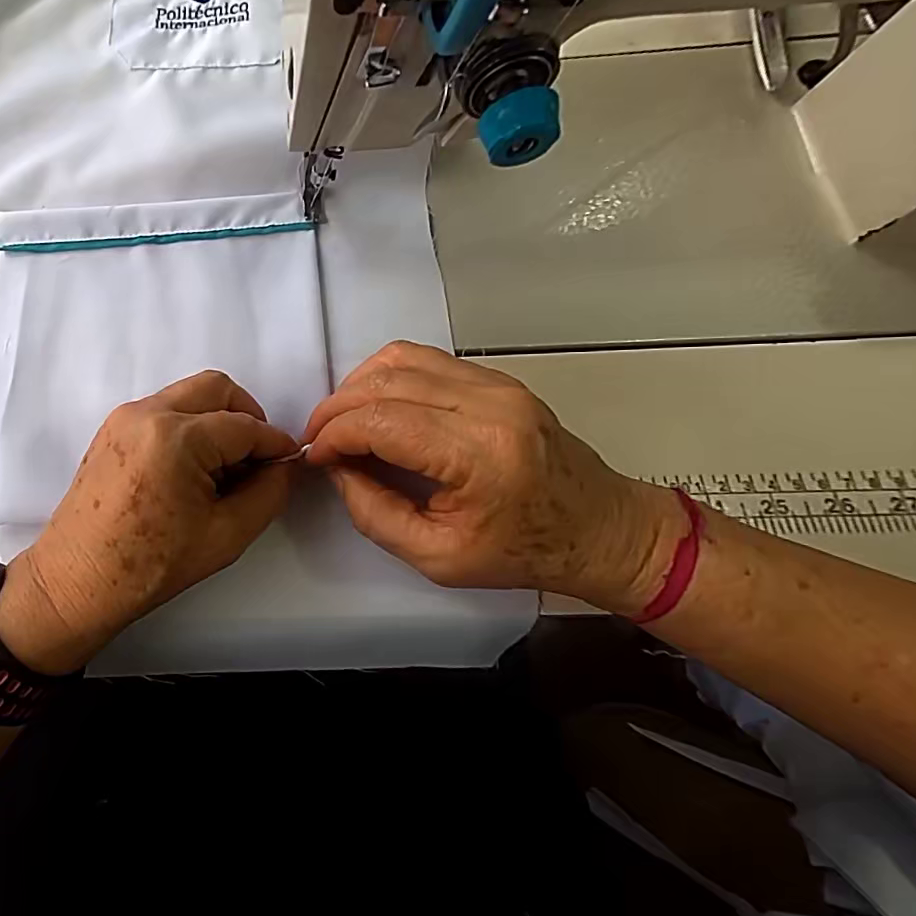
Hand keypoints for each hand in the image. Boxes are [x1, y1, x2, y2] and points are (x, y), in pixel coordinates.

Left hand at [0, 370, 300, 671]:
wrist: (78, 577)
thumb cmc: (148, 564)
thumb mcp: (226, 534)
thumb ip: (268, 492)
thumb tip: (282, 466)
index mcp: (176, 437)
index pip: (245, 425)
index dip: (274, 445)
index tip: (287, 464)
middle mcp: (146, 414)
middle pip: (215, 389)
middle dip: (246, 418)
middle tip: (256, 459)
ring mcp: (123, 419)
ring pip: (186, 397)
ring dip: (215, 421)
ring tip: (222, 471)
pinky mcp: (110, 431)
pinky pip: (161, 411)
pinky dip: (186, 427)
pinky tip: (191, 471)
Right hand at [301, 342, 687, 613]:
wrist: (601, 530)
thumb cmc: (522, 552)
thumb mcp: (434, 556)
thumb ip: (373, 512)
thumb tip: (337, 468)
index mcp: (479, 455)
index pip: (379, 421)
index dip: (332, 436)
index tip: (315, 458)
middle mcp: (490, 406)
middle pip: (383, 383)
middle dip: (334, 410)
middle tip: (319, 441)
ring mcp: (497, 386)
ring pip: (398, 360)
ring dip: (355, 387)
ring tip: (342, 422)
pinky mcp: (496, 380)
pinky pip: (422, 359)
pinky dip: (383, 377)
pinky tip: (374, 407)